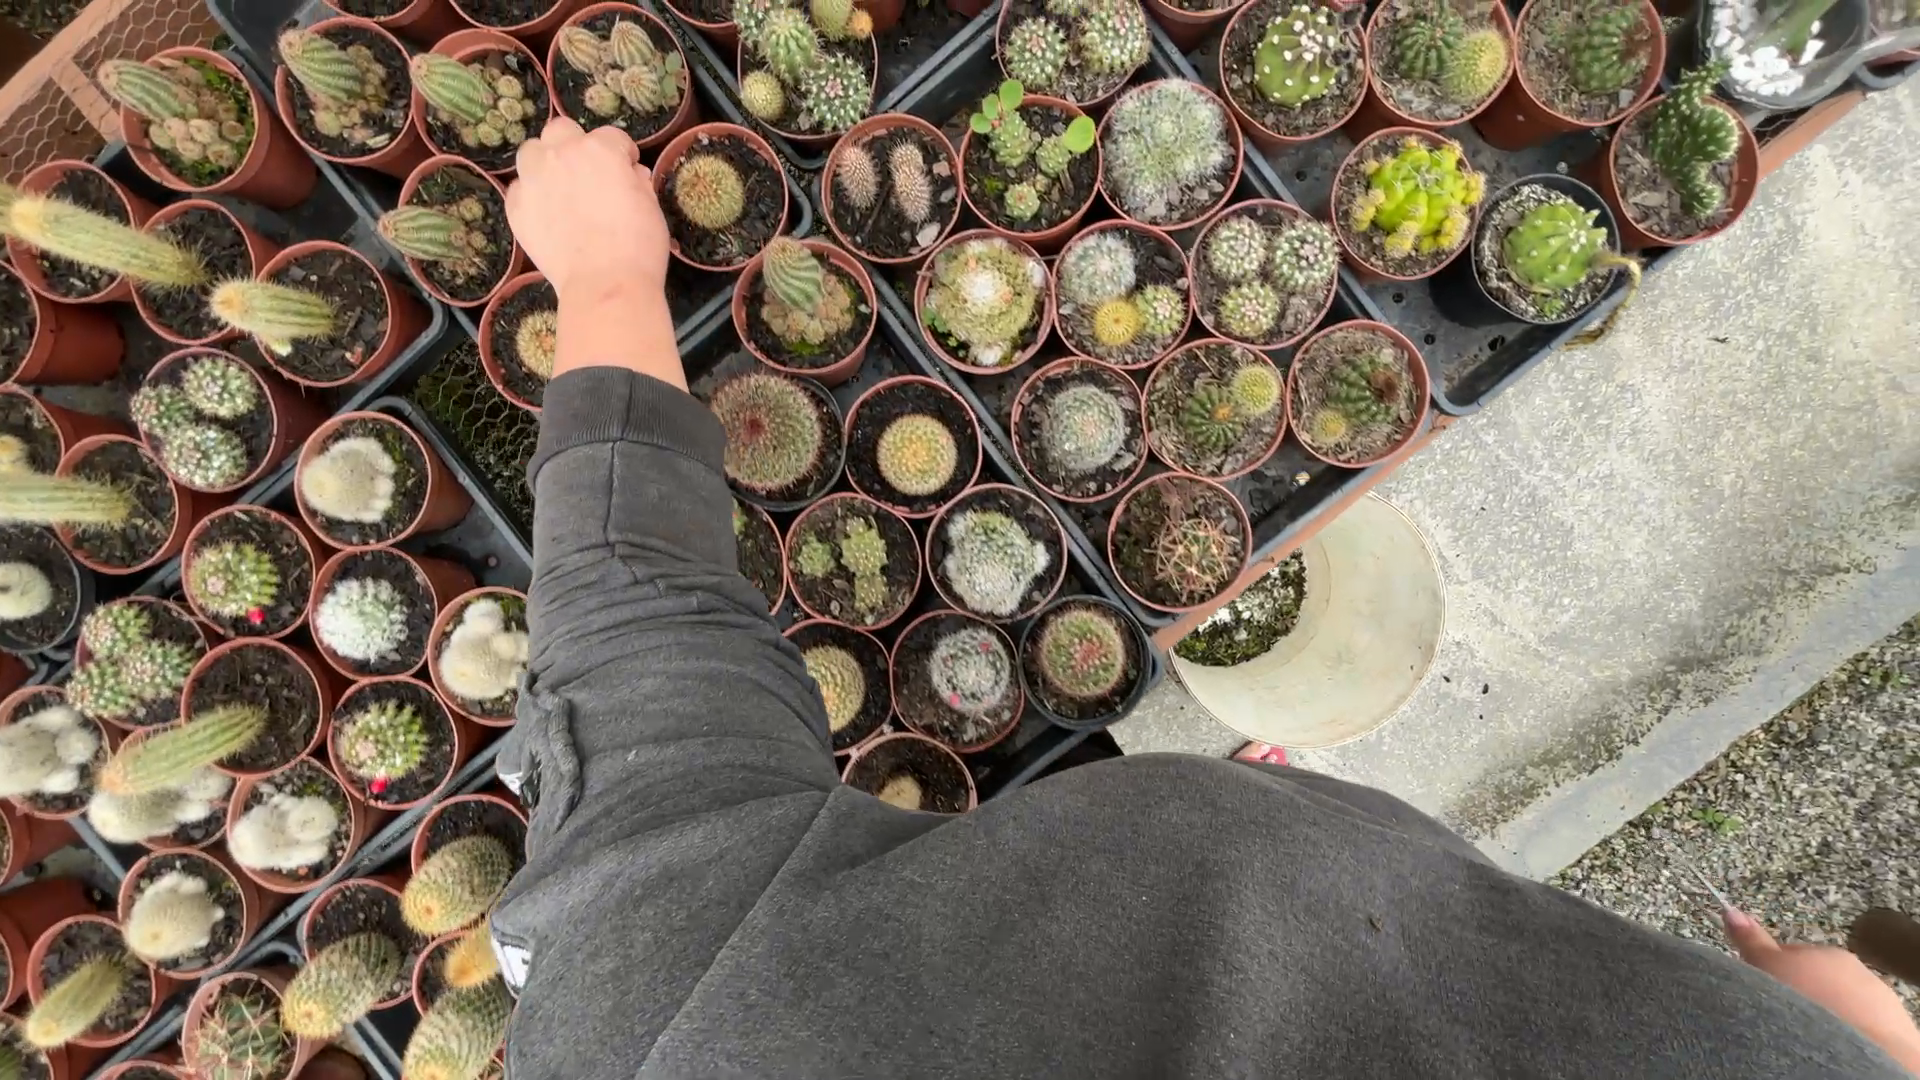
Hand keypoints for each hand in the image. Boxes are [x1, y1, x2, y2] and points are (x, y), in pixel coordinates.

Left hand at [505, 116, 669, 304]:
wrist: (605, 285)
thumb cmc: (639, 248)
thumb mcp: (652, 210)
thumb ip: (639, 183)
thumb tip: (633, 173)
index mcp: (601, 150)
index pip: (613, 137)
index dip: (623, 155)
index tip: (629, 171)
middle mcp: (561, 154)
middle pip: (563, 131)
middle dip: (577, 147)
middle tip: (590, 176)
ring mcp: (532, 178)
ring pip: (532, 152)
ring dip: (547, 164)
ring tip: (561, 191)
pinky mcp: (516, 206)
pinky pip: (521, 190)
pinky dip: (534, 197)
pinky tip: (550, 218)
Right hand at [1725, 907, 1919, 1073]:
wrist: (1858, 1050)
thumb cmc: (1805, 998)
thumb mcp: (1764, 964)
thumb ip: (1749, 938)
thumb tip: (1731, 911)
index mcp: (1832, 953)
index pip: (1795, 954)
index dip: (1774, 967)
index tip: (1762, 980)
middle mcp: (1863, 973)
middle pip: (1822, 978)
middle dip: (1804, 990)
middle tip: (1783, 1005)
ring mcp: (1885, 1005)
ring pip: (1845, 1004)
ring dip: (1828, 1012)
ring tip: (1808, 1027)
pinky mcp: (1899, 1034)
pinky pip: (1864, 1027)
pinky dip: (1848, 1032)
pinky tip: (1832, 1040)